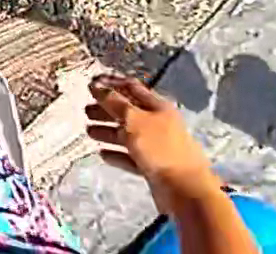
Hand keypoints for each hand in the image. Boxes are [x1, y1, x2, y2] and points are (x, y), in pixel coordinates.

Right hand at [86, 74, 222, 215]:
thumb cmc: (160, 149)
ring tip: (89, 131)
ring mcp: (158, 148)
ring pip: (128, 135)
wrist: (188, 194)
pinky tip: (103, 154)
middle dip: (106, 109)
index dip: (110, 83)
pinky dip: (117, 154)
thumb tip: (96, 86)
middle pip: (127, 111)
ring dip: (108, 132)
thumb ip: (112, 101)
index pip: (131, 87)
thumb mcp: (132, 119)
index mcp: (158, 107)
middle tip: (87, 110)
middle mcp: (158, 124)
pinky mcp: (155, 169)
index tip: (91, 83)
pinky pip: (132, 157)